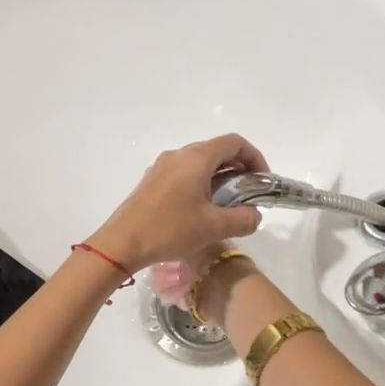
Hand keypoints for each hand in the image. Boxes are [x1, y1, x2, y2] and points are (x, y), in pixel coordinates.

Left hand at [87, 134, 268, 269]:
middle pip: (216, 150)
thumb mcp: (214, 227)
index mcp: (195, 158)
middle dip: (238, 169)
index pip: (234, 143)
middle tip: (248, 195)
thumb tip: (254, 215)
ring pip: (198, 163)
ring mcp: (161, 167)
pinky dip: (199, 184)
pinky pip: (182, 174)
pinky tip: (201, 210)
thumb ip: (243, 219)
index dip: (254, 157)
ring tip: (227, 205)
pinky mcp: (151, 182)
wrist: (122, 243)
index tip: (262, 181)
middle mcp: (178, 155)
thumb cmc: (170, 230)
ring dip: (218, 177)